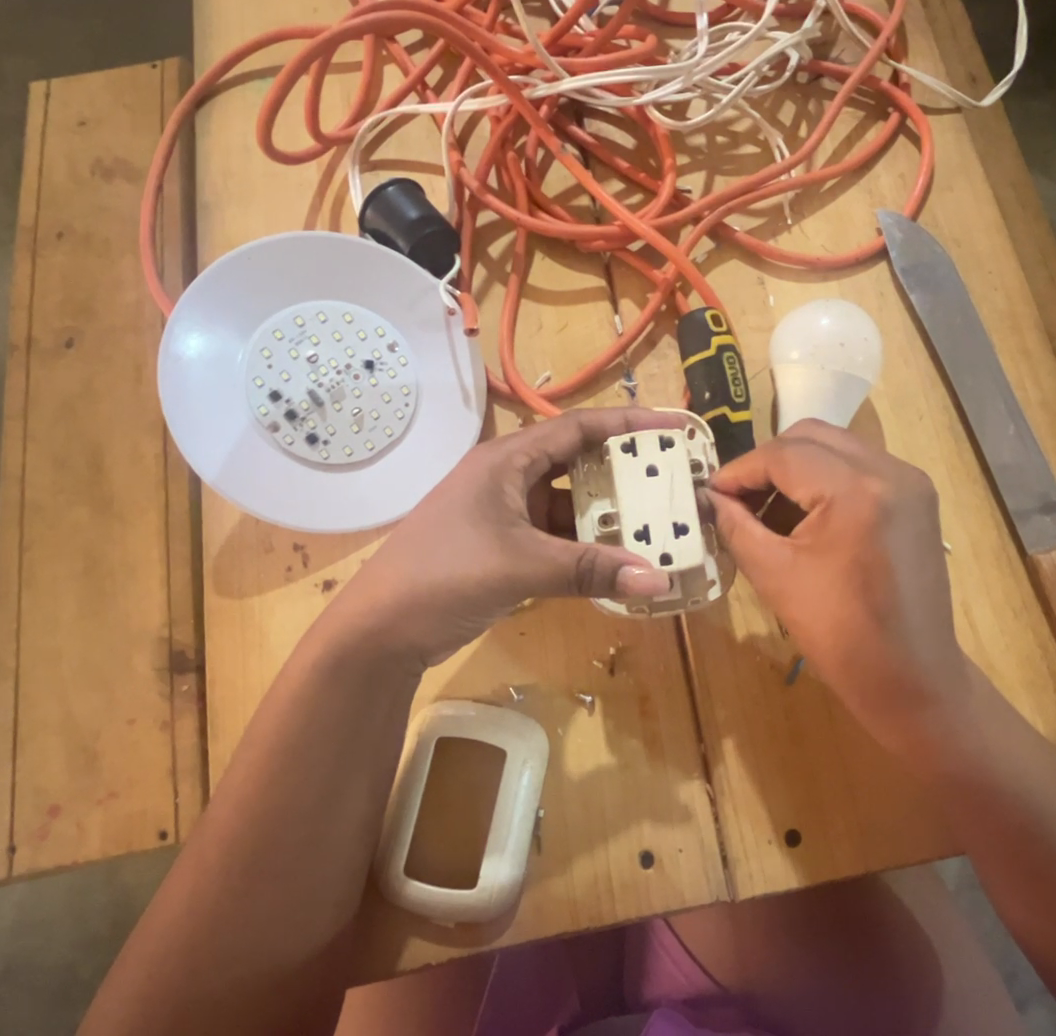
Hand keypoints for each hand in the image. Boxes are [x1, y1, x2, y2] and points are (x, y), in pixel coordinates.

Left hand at [334, 408, 677, 667]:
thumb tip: (660, 580)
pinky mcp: (503, 549)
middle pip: (578, 464)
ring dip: (608, 518)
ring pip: (569, 507)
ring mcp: (504, 515)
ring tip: (659, 526)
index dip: (629, 425)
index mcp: (506, 461)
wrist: (380, 630)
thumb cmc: (444, 575)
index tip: (675, 429)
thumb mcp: (521, 567)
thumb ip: (591, 570)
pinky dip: (586, 550)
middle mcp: (507, 479)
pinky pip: (557, 540)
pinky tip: (620, 564)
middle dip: (625, 473)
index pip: (578, 428)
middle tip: (674, 482)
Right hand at [705, 421, 981, 759]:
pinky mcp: (918, 499)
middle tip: (738, 498)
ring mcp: (911, 482)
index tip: (712, 493)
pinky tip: (805, 517)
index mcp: (856, 490)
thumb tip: (711, 497)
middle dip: (769, 462)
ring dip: (798, 469)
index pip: (784, 454)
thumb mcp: (774, 575)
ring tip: (767, 511)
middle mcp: (891, 471)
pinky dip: (827, 481)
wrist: (911, 677)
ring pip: (838, 448)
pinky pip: (861, 468)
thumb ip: (736, 525)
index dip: (741, 470)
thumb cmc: (838, 634)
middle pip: (812, 437)